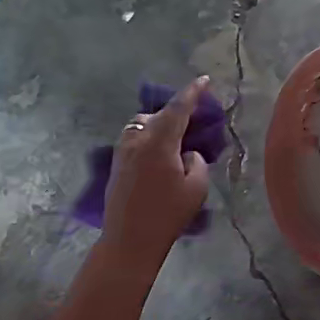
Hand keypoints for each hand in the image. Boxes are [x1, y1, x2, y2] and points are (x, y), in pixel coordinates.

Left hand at [100, 76, 211, 265]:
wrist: (129, 239)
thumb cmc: (167, 214)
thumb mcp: (196, 187)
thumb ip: (196, 161)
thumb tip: (186, 153)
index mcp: (159, 140)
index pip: (178, 107)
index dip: (193, 92)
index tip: (203, 80)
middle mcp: (137, 138)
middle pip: (159, 114)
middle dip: (176, 112)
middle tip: (194, 120)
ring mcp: (122, 150)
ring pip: (143, 125)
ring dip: (159, 124)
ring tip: (176, 138)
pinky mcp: (116, 163)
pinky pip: (134, 138)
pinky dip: (148, 136)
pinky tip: (158, 153)